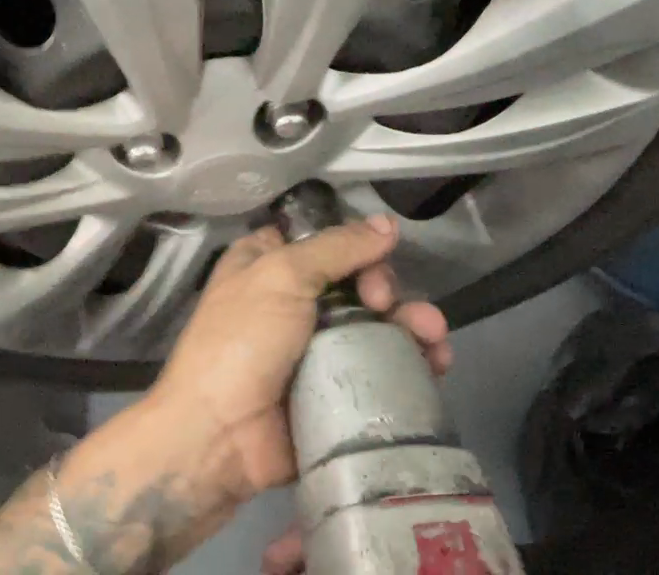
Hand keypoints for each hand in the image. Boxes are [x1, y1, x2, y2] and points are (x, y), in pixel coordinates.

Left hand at [142, 213, 452, 505]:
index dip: (355, 246)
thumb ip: (336, 247)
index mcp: (267, 263)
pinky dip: (414, 360)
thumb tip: (388, 224)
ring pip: (378, 324)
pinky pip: (383, 367)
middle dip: (387, 288)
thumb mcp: (281, 275)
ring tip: (434, 336)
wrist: (220, 434)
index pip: (325, 240)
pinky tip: (438, 363)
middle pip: (358, 280)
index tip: (371, 261)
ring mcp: (317, 347)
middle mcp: (293, 299)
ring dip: (414, 324)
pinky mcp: (338, 389)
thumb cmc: (241, 339)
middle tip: (384, 304)